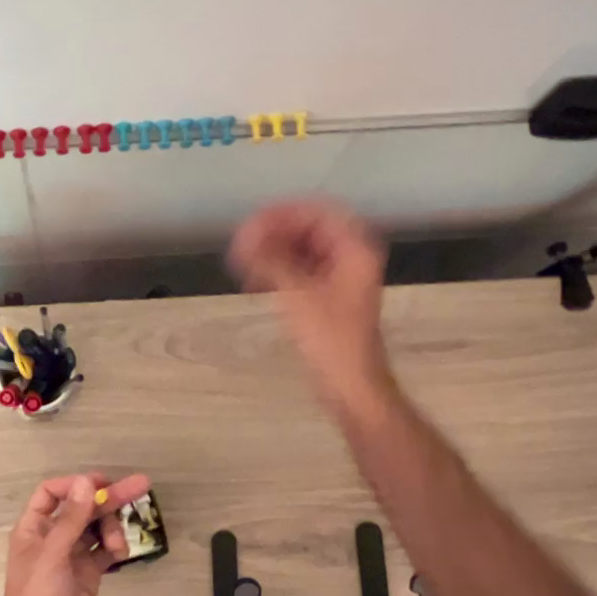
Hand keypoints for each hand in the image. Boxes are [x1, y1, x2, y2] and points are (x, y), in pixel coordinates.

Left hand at [0, 472, 151, 595]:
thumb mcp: (52, 555)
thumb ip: (71, 518)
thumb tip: (86, 482)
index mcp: (33, 529)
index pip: (52, 493)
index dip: (75, 485)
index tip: (101, 484)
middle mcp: (52, 538)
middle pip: (82, 507)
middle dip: (108, 498)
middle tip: (141, 486)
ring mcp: (71, 556)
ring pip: (96, 528)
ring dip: (111, 529)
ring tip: (119, 545)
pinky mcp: (87, 574)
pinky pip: (104, 551)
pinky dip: (115, 548)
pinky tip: (122, 553)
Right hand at [228, 201, 396, 409]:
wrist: (349, 384)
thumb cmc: (330, 339)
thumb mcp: (296, 295)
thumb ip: (269, 261)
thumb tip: (243, 238)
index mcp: (354, 249)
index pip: (317, 212)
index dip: (283, 213)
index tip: (251, 224)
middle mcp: (351, 258)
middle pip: (309, 229)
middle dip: (275, 232)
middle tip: (242, 243)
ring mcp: (341, 279)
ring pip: (303, 251)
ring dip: (274, 252)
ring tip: (244, 261)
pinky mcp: (328, 300)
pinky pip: (301, 272)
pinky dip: (279, 271)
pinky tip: (255, 280)